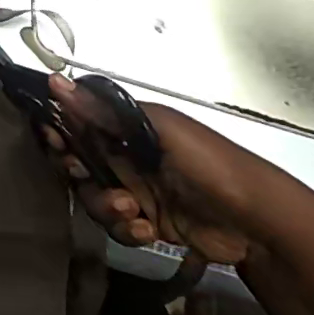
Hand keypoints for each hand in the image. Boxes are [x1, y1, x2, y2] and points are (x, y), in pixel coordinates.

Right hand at [44, 75, 261, 265]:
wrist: (257, 221)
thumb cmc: (211, 163)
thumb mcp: (158, 128)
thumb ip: (105, 110)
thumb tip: (57, 83)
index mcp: (128, 126)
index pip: (80, 123)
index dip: (62, 132)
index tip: (55, 141)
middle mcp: (126, 155)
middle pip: (79, 163)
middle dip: (78, 173)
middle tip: (84, 175)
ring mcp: (135, 189)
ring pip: (93, 197)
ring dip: (106, 207)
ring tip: (134, 211)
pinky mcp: (146, 222)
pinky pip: (117, 226)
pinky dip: (127, 230)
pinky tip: (148, 231)